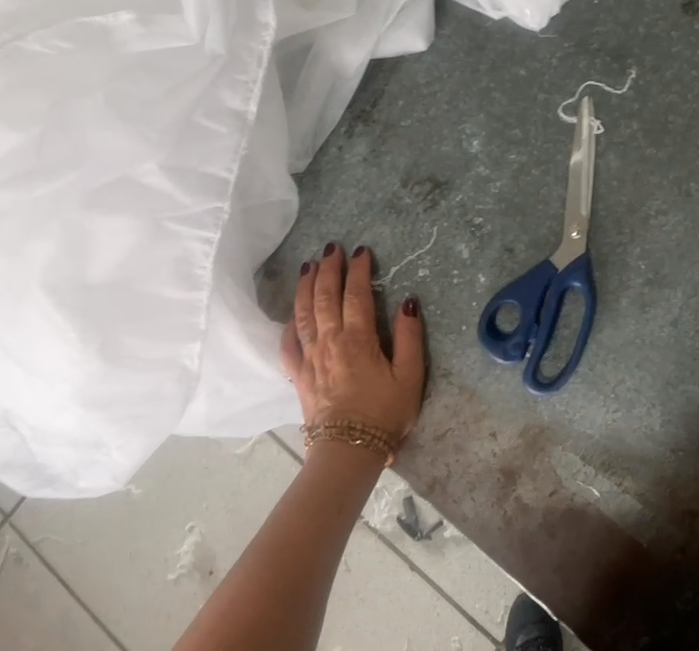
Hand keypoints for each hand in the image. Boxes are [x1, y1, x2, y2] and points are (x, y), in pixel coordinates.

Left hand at [281, 243, 425, 444]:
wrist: (348, 451)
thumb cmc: (384, 413)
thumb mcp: (410, 376)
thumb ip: (409, 337)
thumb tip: (407, 302)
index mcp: (358, 339)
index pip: (356, 295)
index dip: (359, 270)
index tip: (361, 251)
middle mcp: (329, 342)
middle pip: (325, 297)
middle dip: (328, 269)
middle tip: (331, 248)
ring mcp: (310, 358)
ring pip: (303, 314)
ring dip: (306, 287)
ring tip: (308, 266)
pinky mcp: (298, 376)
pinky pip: (288, 344)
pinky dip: (289, 324)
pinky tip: (292, 314)